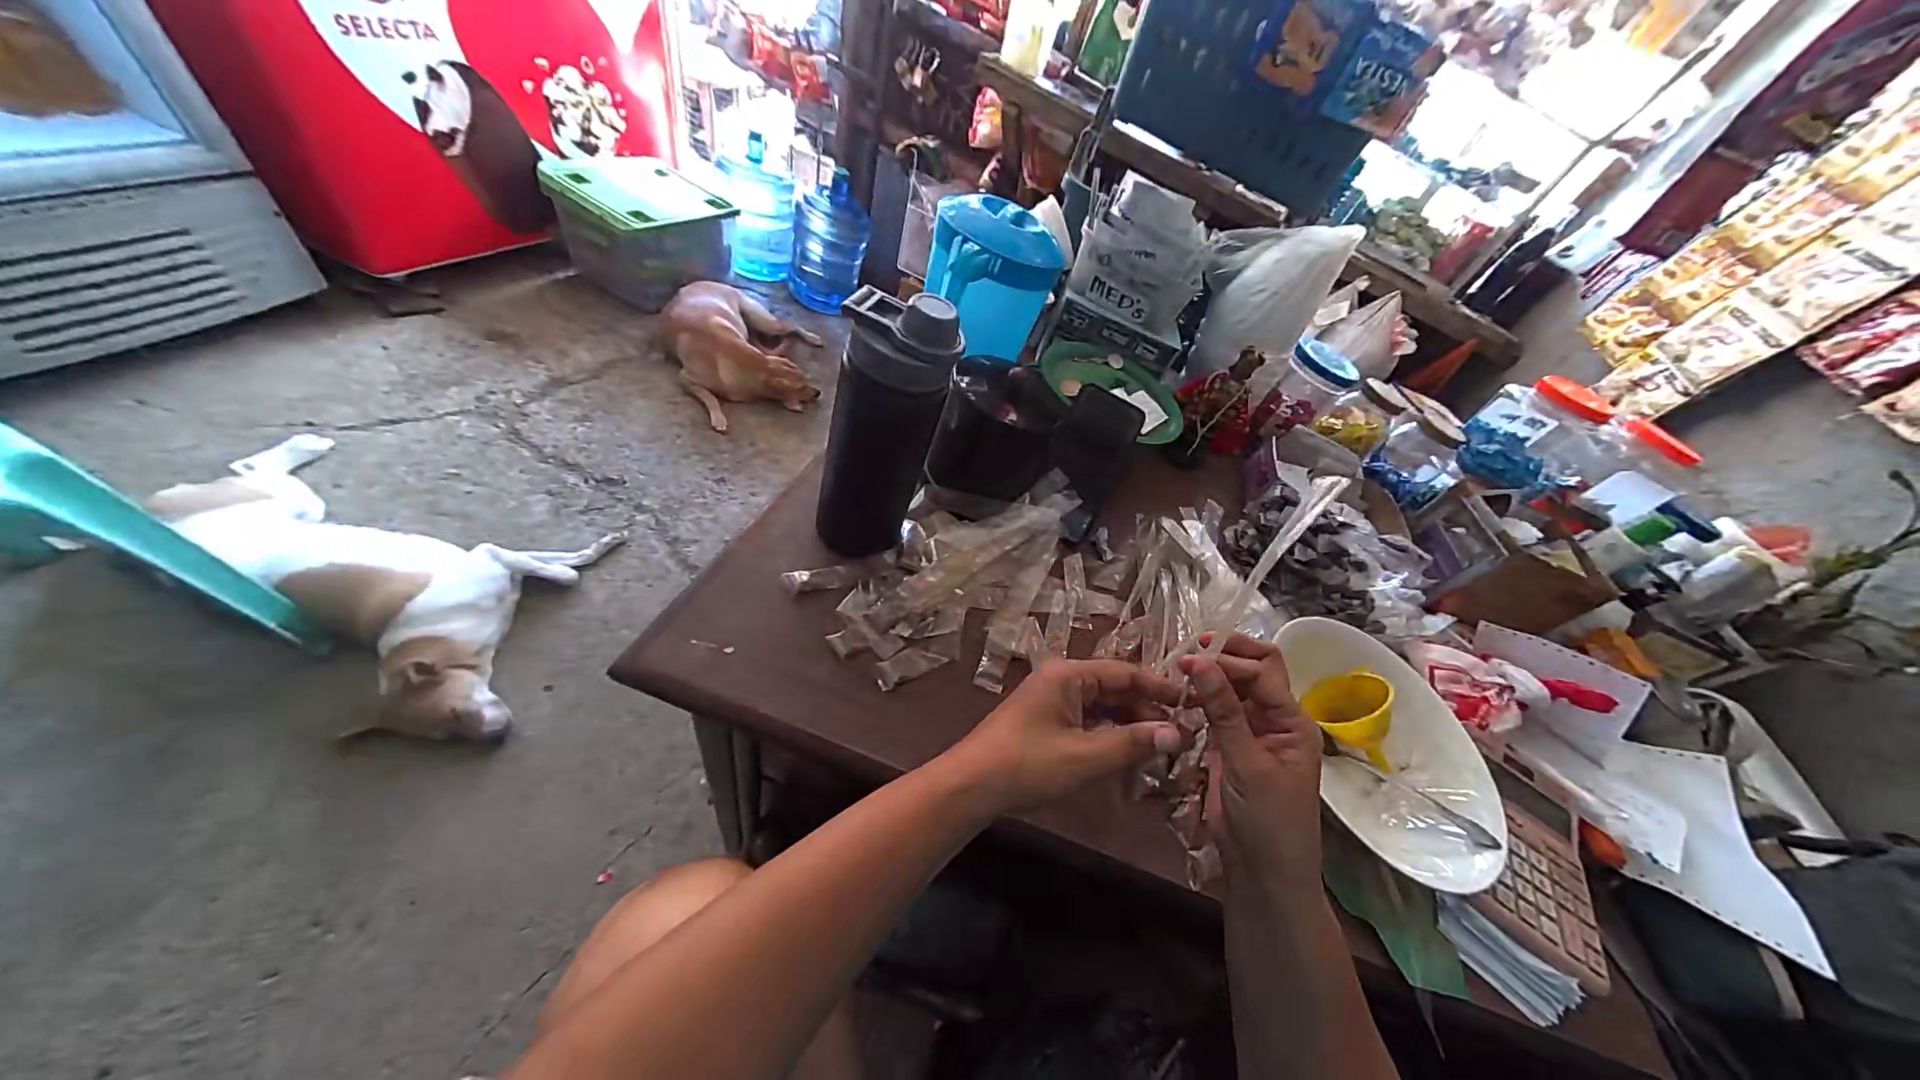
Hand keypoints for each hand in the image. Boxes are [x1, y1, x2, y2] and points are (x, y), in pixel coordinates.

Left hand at [948, 659, 1184, 812]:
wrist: (971, 784)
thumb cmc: (1028, 763)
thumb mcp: (1085, 755)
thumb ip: (1132, 743)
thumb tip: (1178, 734)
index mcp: (1069, 675)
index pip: (1125, 672)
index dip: (1160, 687)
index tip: (1193, 703)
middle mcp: (1061, 680)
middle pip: (1114, 688)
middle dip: (1147, 709)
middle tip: (1183, 732)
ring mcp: (1052, 701)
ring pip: (1102, 707)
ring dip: (1130, 724)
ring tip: (1163, 745)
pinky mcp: (1046, 722)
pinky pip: (1087, 721)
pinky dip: (1109, 735)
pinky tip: (1129, 753)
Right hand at [1181, 634, 1322, 890]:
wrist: (1265, 873)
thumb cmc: (1269, 821)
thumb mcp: (1246, 764)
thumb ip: (1223, 711)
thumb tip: (1199, 662)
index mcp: (1293, 721)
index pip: (1262, 673)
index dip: (1228, 661)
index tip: (1189, 659)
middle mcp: (1275, 719)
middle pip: (1253, 672)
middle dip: (1224, 657)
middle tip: (1184, 655)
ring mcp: (1251, 731)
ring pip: (1232, 689)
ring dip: (1209, 676)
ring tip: (1177, 672)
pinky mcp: (1230, 745)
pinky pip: (1217, 710)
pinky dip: (1200, 699)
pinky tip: (1179, 696)